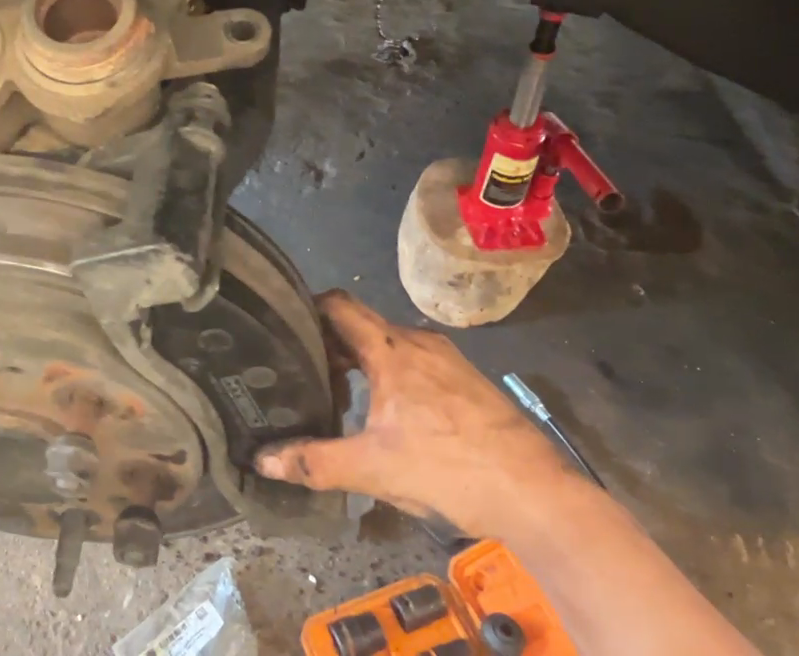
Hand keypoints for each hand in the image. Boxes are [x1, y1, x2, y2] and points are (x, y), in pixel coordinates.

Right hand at [255, 291, 574, 534]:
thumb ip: (314, 462)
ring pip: (392, 345)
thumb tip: (262, 460)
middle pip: (363, 325)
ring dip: (363, 361)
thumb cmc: (447, 469)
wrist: (535, 492)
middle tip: (302, 371)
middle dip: (330, 343)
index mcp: (390, 350)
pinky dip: (393, 374)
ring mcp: (448, 360)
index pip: (339, 305)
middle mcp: (418, 342)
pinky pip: (417, 362)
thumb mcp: (372, 470)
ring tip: (341, 394)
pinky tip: (390, 413)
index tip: (283, 325)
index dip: (308, 307)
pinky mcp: (469, 381)